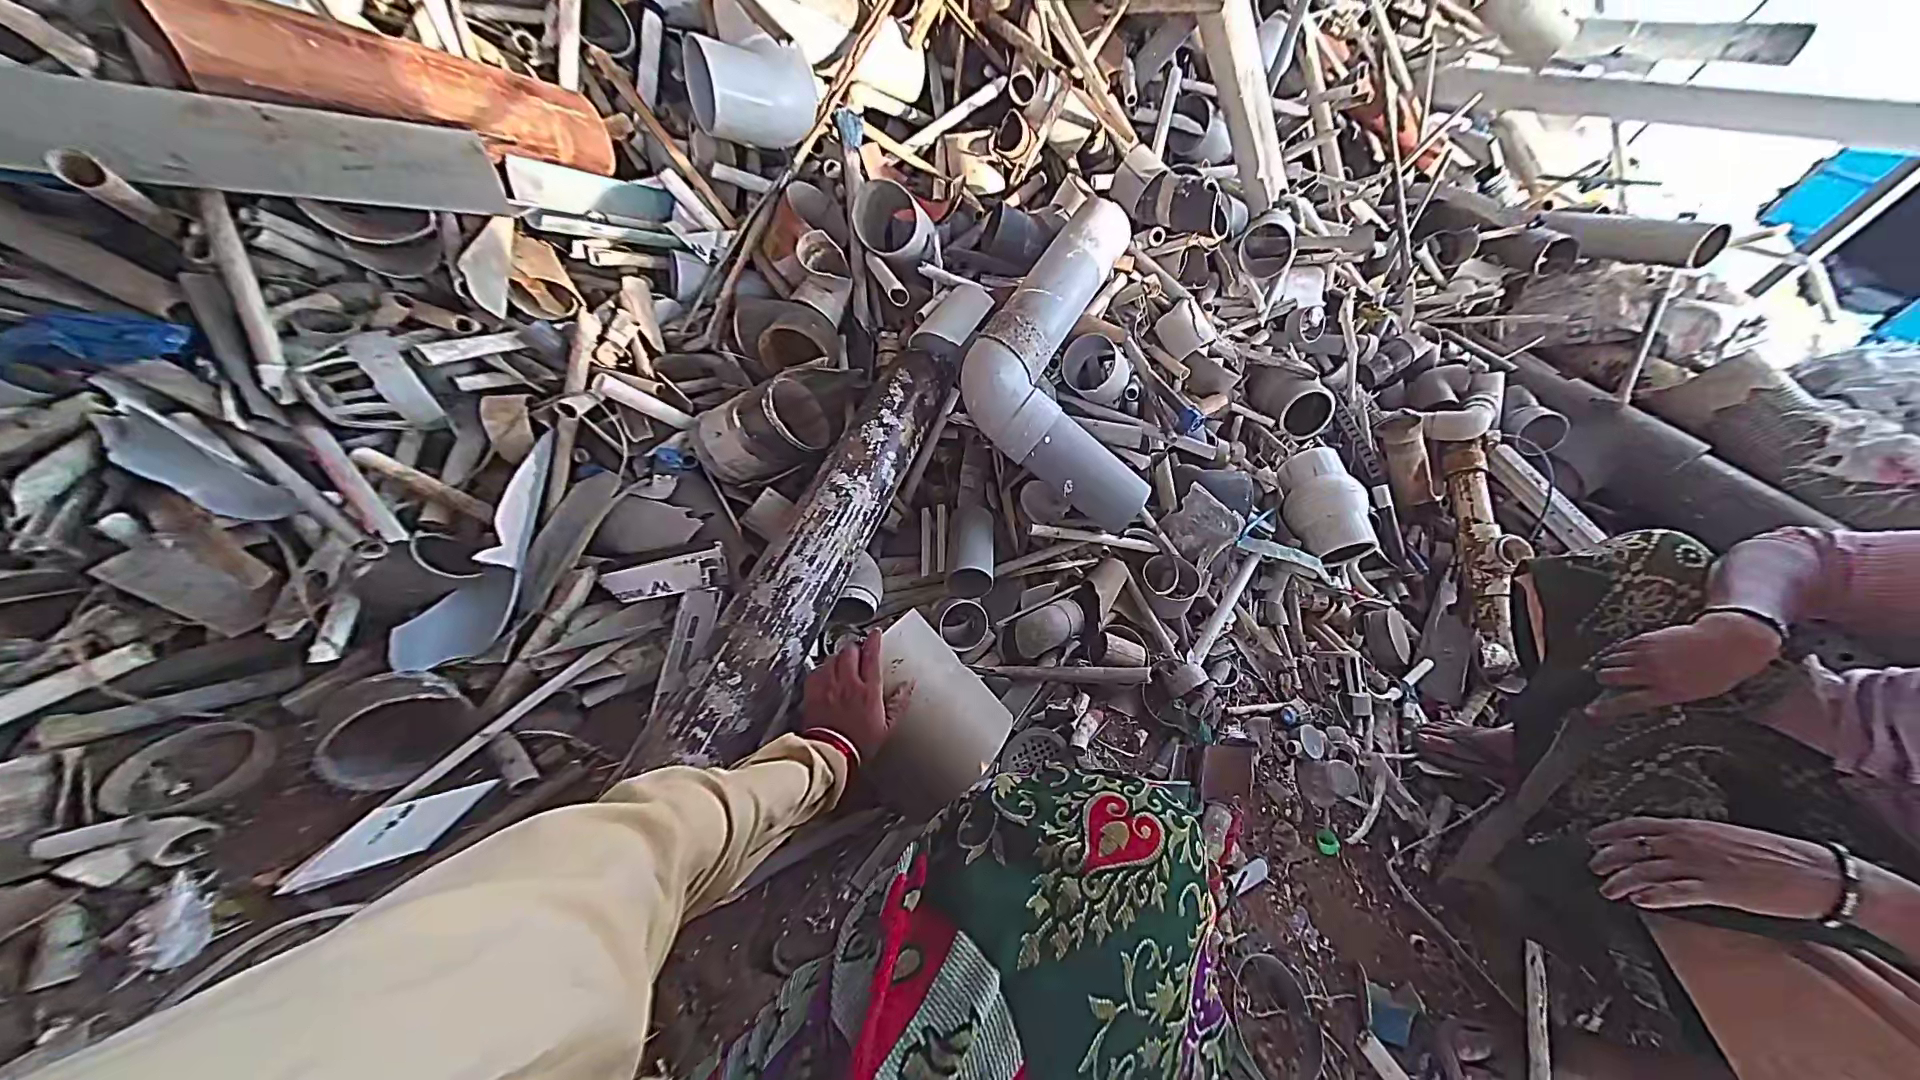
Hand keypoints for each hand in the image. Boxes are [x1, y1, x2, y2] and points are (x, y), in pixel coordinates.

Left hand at [801, 632, 892, 762]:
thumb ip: (899, 703)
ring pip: (833, 657)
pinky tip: (828, 676)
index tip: (875, 634)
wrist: (829, 754)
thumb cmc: (857, 743)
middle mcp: (848, 683)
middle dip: (855, 648)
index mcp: (868, 690)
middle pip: (850, 651)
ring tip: (843, 665)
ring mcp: (829, 685)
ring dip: (839, 658)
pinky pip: (817, 670)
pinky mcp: (813, 691)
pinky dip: (823, 669)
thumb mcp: (887, 727)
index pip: (872, 655)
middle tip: (859, 653)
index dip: (874, 640)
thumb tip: (907, 687)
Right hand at [1585, 612, 1782, 720]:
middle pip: (1610, 677)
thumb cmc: (1720, 671)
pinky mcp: (1645, 640)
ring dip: (1610, 663)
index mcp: (1670, 691)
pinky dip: (1620, 651)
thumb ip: (1668, 693)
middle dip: (1605, 678)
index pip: (1629, 702)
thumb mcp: (1698, 690)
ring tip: (1615, 664)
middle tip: (1606, 678)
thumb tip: (1641, 695)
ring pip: (1611, 661)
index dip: (1607, 708)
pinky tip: (1627, 652)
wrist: (1731, 642)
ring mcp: (1647, 655)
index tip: (1589, 711)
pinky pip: (1621, 647)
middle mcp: (1653, 674)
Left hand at [1588, 817, 1842, 919]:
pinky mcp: (1721, 890)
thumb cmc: (1780, 856)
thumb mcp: (1724, 836)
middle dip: (1608, 859)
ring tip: (1608, 889)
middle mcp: (1687, 843)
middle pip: (1632, 849)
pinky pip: (1677, 892)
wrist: (1825, 875)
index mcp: (1688, 828)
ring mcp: (1702, 866)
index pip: (1634, 825)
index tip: (1593, 839)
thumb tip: (1666, 843)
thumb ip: (1692, 838)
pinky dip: (1654, 896)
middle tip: (1594, 868)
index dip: (1609, 832)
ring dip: (1622, 881)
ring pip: (1646, 871)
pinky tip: (1640, 900)